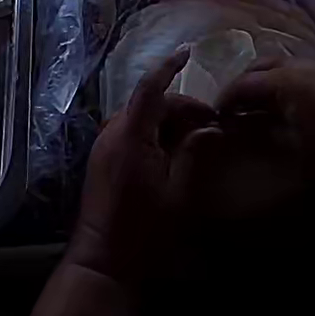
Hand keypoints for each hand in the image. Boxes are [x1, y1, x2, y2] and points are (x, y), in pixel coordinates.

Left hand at [66, 47, 220, 287]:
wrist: (103, 262)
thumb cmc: (145, 231)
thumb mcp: (179, 193)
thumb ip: (194, 154)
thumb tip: (210, 128)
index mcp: (130, 135)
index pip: (150, 89)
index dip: (169, 67)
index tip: (188, 53)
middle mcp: (112, 133)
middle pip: (148, 104)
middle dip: (180, 107)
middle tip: (211, 125)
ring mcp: (104, 147)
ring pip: (139, 119)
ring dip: (167, 121)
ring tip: (197, 139)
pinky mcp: (103, 160)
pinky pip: (130, 134)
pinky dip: (153, 134)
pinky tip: (173, 152)